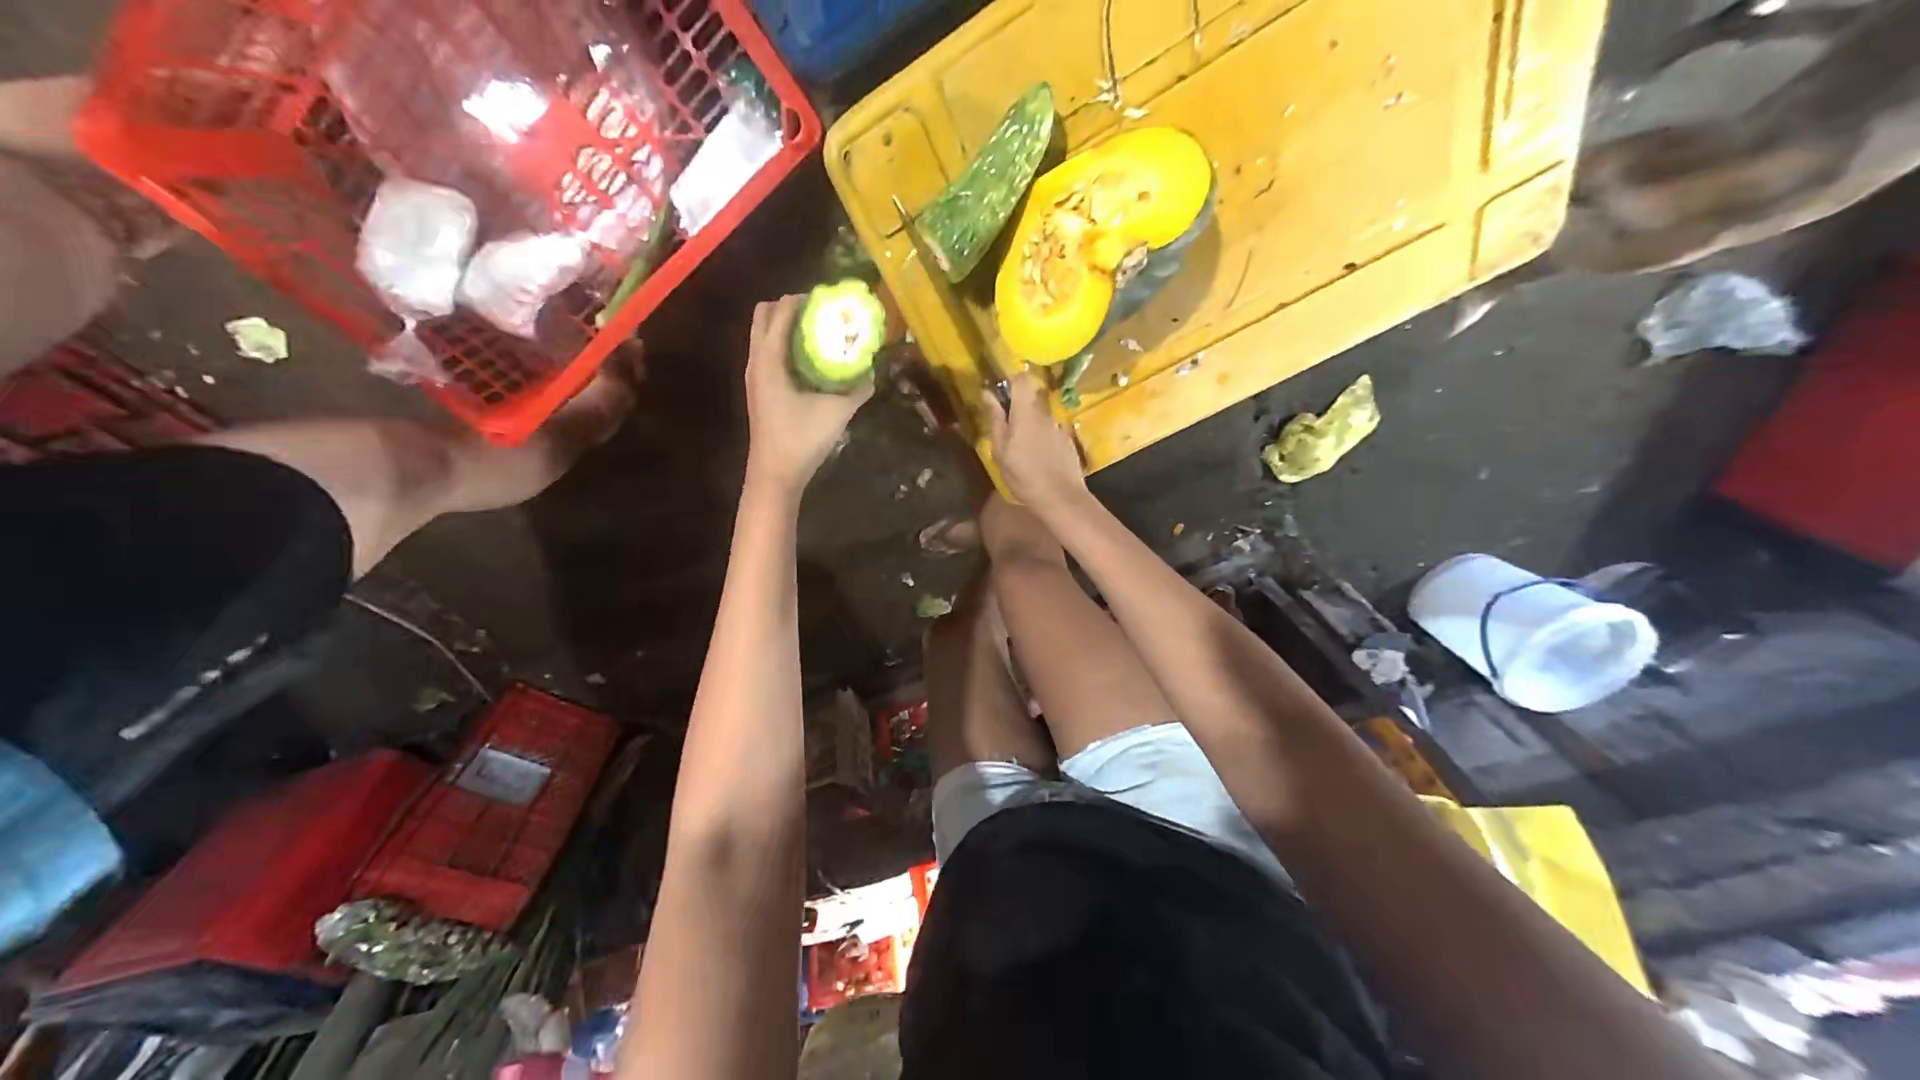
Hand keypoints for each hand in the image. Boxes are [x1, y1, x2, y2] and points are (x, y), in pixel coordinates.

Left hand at [743, 294, 872, 497]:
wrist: (775, 474)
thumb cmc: (802, 440)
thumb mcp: (837, 413)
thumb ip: (857, 390)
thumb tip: (872, 374)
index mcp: (770, 359)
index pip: (780, 311)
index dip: (803, 299)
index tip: (828, 300)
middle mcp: (756, 361)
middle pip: (764, 315)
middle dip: (790, 307)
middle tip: (820, 314)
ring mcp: (755, 376)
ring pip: (764, 335)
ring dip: (787, 327)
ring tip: (818, 333)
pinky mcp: (759, 389)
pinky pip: (768, 352)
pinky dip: (785, 346)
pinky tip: (811, 362)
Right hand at [980, 372, 1087, 513]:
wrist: (1061, 498)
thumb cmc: (1024, 476)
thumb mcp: (1001, 452)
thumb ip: (996, 420)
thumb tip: (988, 394)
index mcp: (1026, 413)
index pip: (1023, 379)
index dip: (1012, 381)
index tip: (1001, 394)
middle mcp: (1045, 414)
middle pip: (1031, 399)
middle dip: (1018, 409)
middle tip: (1006, 430)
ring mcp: (1059, 427)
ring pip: (1041, 417)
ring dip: (1030, 427)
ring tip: (1022, 450)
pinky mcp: (1067, 440)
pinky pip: (1050, 432)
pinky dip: (1042, 439)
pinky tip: (1038, 460)